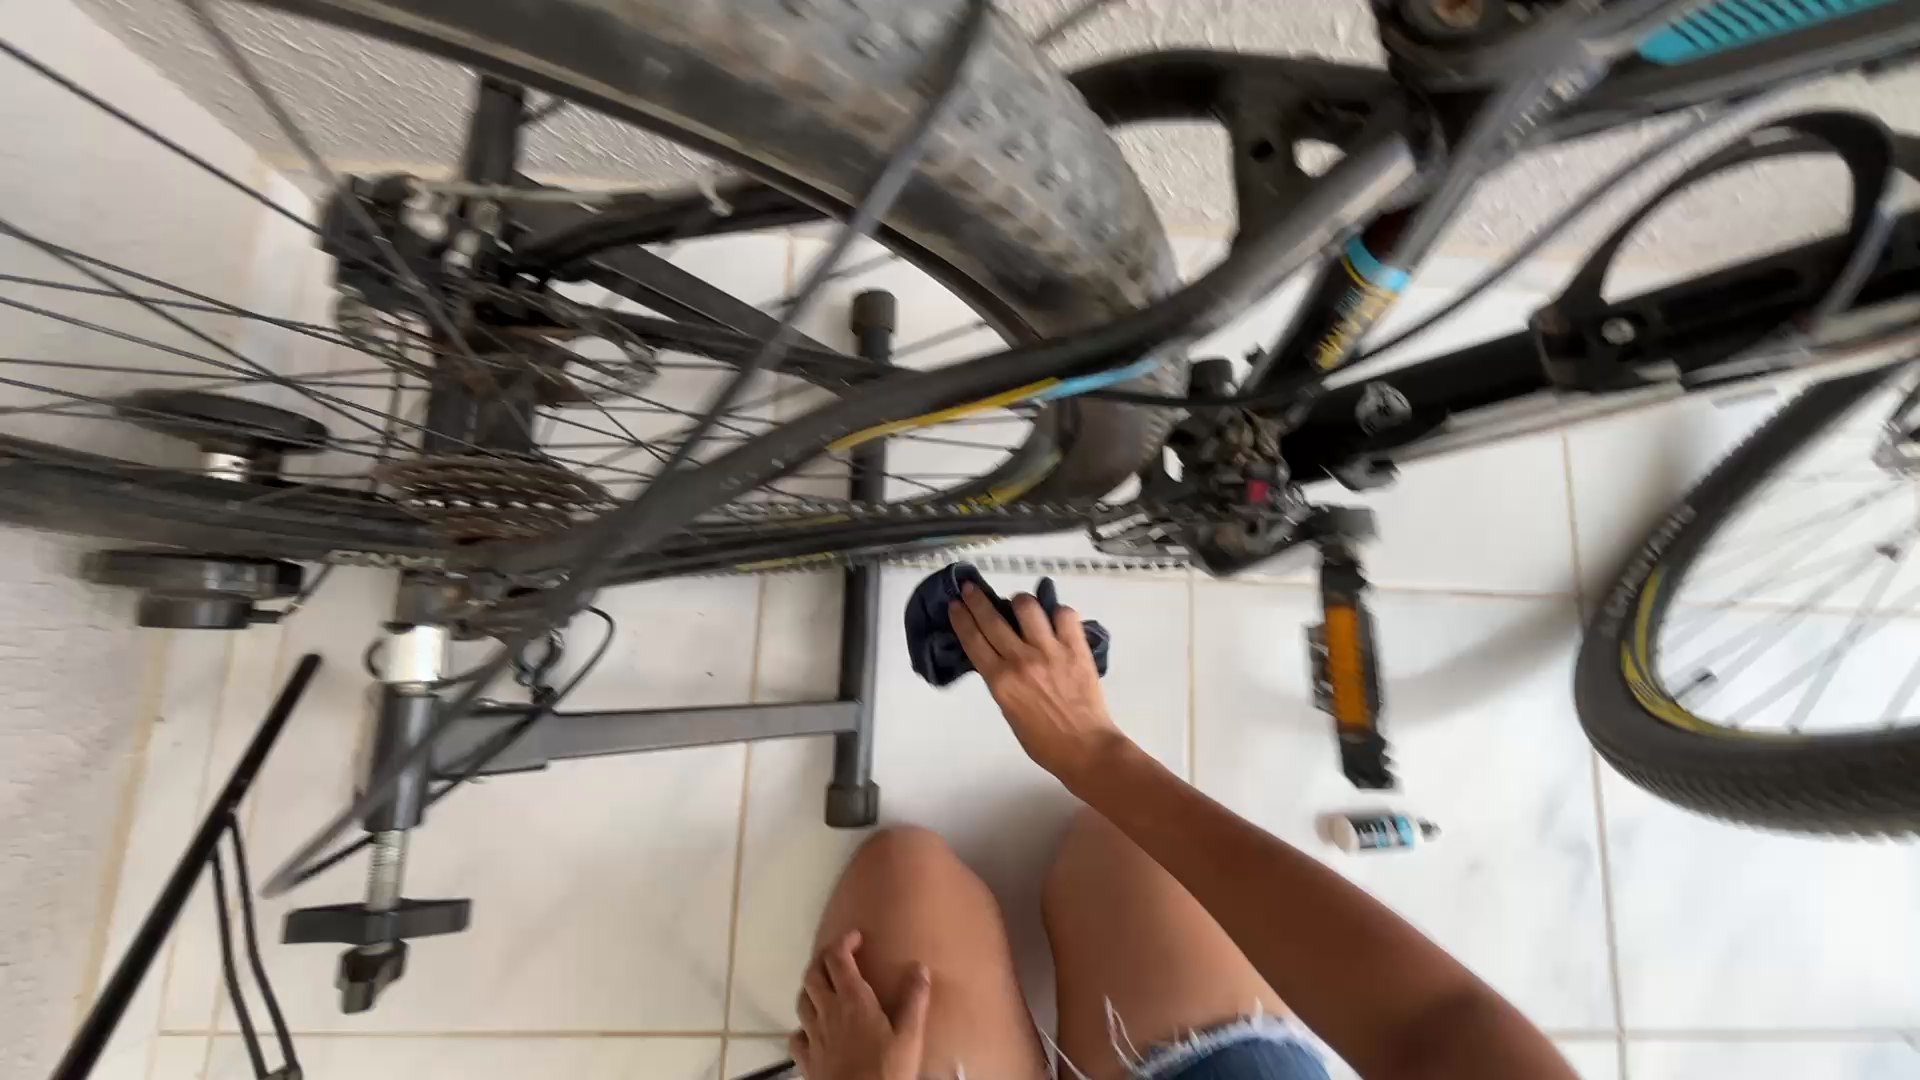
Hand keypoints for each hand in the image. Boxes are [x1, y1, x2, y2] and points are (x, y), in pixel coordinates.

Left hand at [790, 932, 930, 1079]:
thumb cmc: (887, 1072)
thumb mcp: (910, 1037)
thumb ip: (914, 1000)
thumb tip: (920, 967)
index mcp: (853, 1000)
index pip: (838, 958)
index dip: (844, 941)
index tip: (856, 937)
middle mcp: (828, 1012)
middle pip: (813, 974)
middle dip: (823, 958)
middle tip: (839, 956)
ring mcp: (813, 1037)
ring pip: (802, 1000)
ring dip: (811, 987)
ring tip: (825, 986)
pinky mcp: (806, 1061)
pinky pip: (795, 1036)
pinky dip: (802, 1026)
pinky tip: (813, 1030)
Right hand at [948, 583, 1128, 781]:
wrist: (1085, 748)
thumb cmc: (1043, 740)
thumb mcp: (1008, 711)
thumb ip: (1001, 680)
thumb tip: (1000, 652)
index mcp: (1000, 681)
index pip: (973, 639)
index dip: (961, 618)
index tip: (955, 604)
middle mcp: (1021, 660)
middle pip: (992, 618)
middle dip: (976, 599)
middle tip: (971, 588)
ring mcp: (1050, 651)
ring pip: (1027, 606)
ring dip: (1020, 602)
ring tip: (1020, 606)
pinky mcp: (1076, 648)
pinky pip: (1064, 614)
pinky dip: (1058, 612)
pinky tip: (1055, 618)